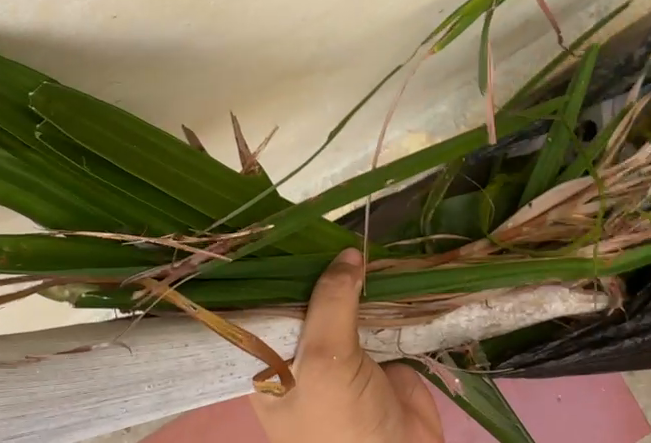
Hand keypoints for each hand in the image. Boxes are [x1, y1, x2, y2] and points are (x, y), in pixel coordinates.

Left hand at [251, 248, 443, 442]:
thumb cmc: (340, 424)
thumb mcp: (323, 361)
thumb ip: (331, 302)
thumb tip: (348, 253)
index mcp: (269, 368)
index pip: (263, 309)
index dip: (275, 272)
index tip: (288, 233)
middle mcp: (300, 358)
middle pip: (307, 300)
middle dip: (321, 267)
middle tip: (329, 227)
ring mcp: (341, 354)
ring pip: (343, 303)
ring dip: (355, 276)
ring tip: (358, 237)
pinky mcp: (379, 352)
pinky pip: (377, 311)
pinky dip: (385, 289)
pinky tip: (387, 261)